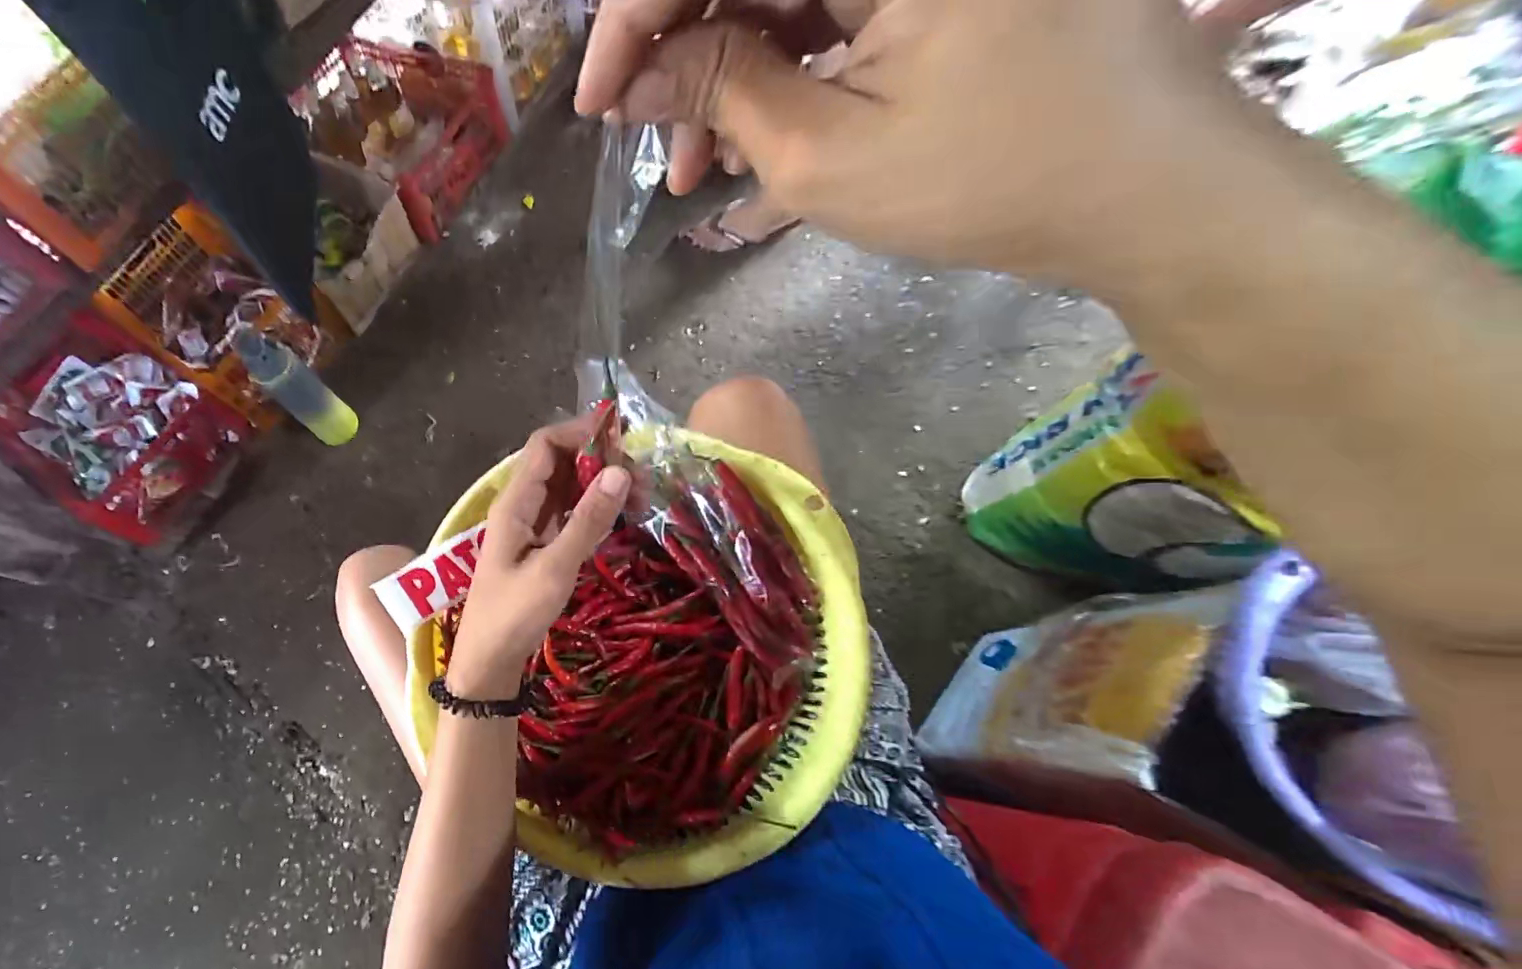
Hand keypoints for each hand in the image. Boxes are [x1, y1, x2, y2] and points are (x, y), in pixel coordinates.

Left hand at [444, 417, 631, 700]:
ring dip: (599, 482)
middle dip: (597, 457)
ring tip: (639, 492)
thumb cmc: (514, 615)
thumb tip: (619, 472)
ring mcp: (531, 526)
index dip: (580, 431)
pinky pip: (568, 513)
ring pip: (566, 488)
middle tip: (640, 472)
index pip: (545, 446)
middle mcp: (521, 506)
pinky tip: (619, 514)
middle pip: (558, 463)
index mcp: (515, 503)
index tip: (622, 434)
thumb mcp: (554, 569)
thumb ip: (587, 521)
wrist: (488, 662)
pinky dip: (593, 507)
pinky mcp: (540, 546)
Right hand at [593, 0, 1316, 295]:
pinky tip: (753, 141)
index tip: (596, 104)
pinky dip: (778, 73)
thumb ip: (721, 91)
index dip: (634, 20)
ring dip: (725, 77)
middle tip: (656, 146)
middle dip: (682, 56)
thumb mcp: (826, 152)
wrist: (1135, 186)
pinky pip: (824, 10)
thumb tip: (636, 77)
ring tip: (700, 170)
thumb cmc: (985, 177)